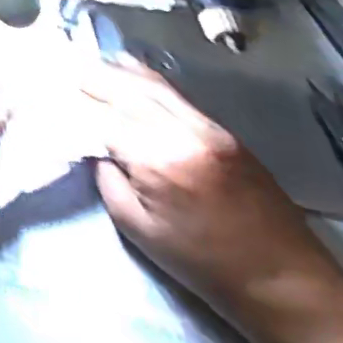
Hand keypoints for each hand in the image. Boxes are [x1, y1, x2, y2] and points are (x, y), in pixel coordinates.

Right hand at [86, 58, 342, 342]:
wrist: (285, 282)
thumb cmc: (205, 266)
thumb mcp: (141, 233)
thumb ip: (110, 183)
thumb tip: (98, 150)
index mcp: (158, 161)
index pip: (106, 117)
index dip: (79, 104)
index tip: (57, 92)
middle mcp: (182, 133)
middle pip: (129, 91)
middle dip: (97, 77)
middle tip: (69, 66)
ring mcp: (207, 127)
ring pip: (155, 86)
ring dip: (122, 71)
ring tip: (95, 60)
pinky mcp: (224, 130)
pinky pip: (178, 95)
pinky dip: (151, 79)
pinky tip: (134, 72)